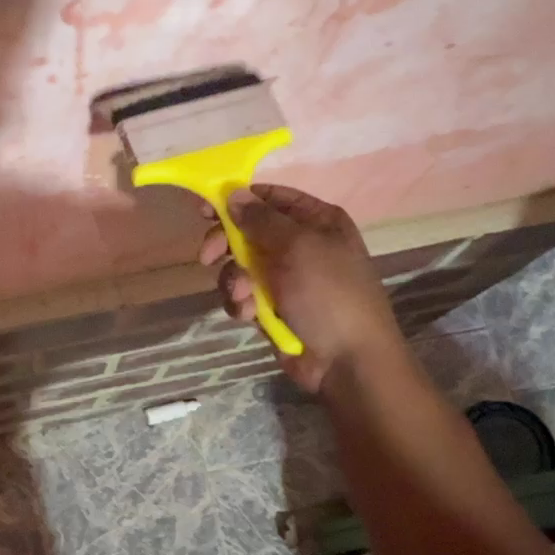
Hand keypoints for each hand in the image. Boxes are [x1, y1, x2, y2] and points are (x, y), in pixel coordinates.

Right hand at [199, 184, 402, 392]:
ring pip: (240, 267)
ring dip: (234, 280)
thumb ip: (262, 220)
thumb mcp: (298, 247)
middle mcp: (300, 246)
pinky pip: (244, 297)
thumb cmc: (329, 294)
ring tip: (244, 296)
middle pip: (248, 232)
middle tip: (208, 257)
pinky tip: (249, 315)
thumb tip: (234, 195)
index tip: (207, 209)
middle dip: (226, 244)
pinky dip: (241, 304)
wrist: (347, 360)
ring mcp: (286, 279)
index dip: (238, 200)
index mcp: (317, 221)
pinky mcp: (273, 308)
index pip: (271, 198)